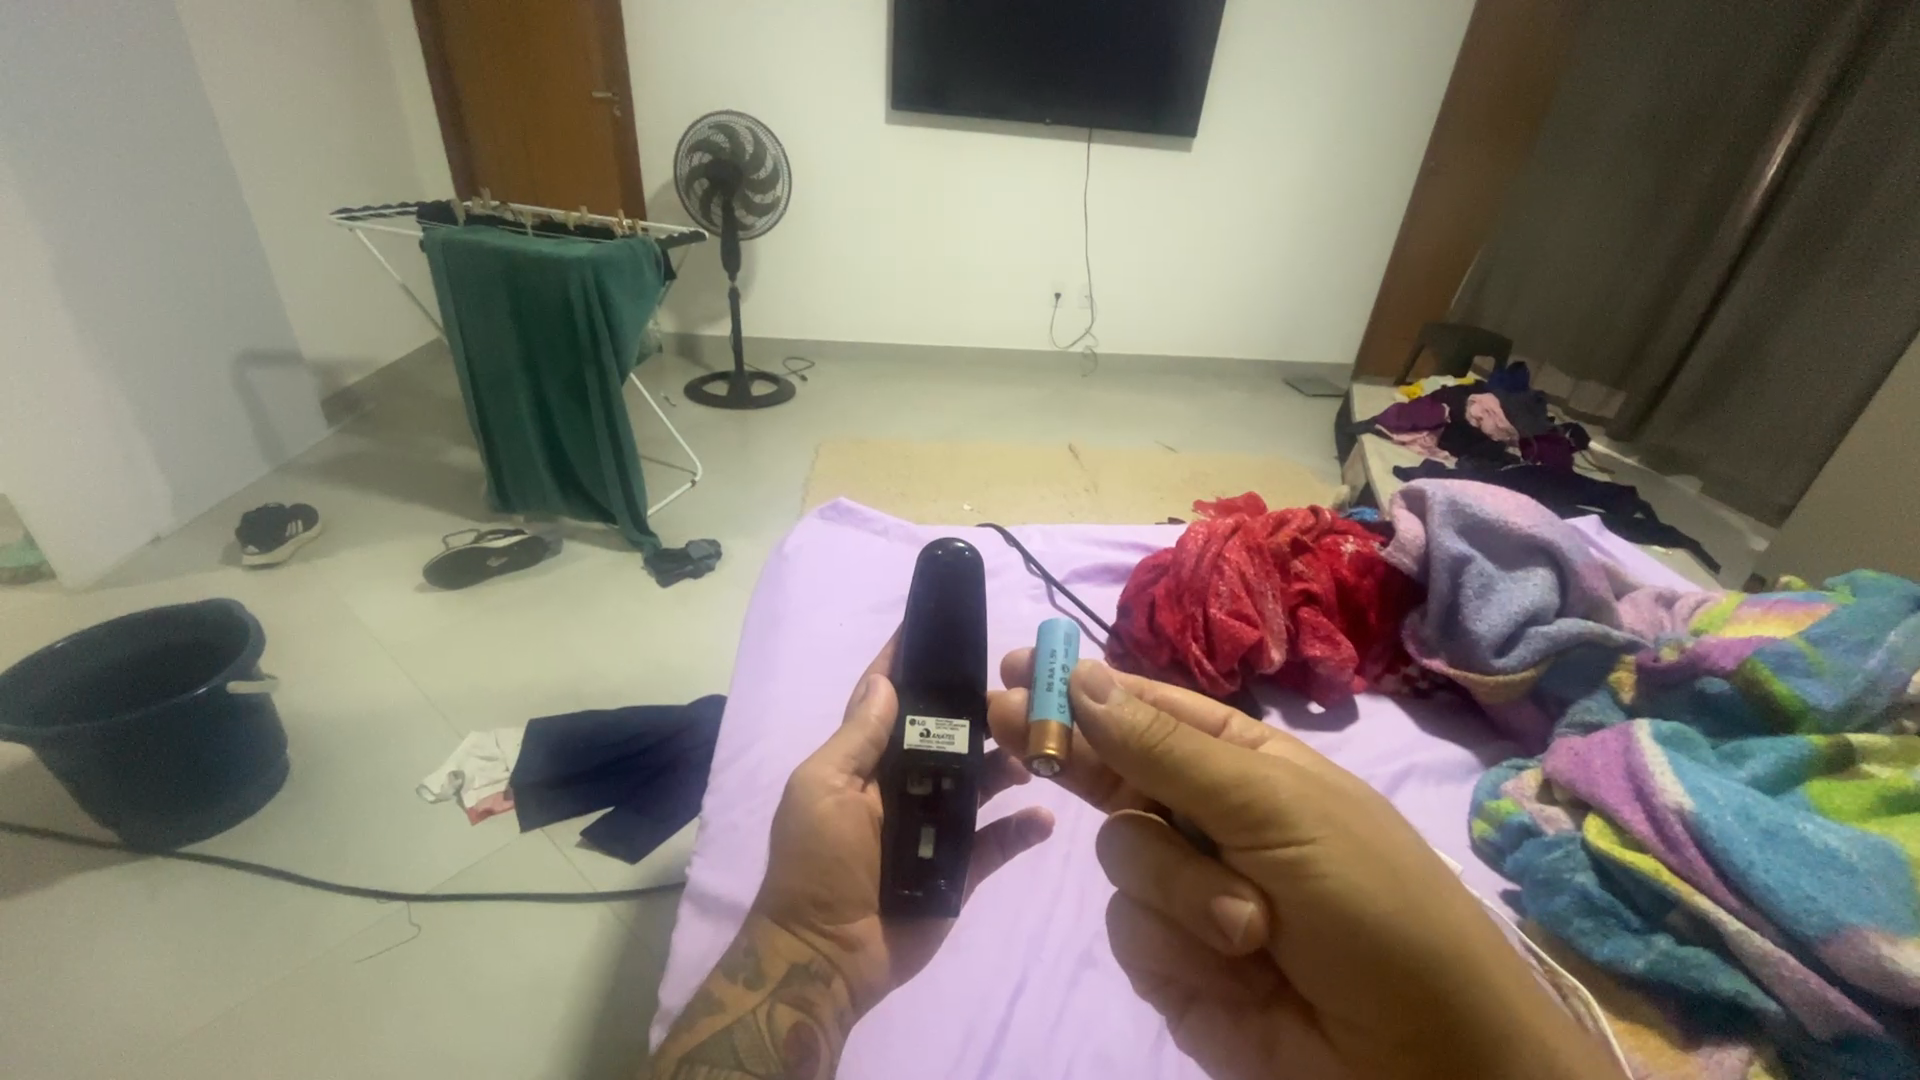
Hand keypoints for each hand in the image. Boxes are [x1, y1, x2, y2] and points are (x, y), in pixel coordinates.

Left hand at [753, 634, 1055, 1014]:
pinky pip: (999, 842)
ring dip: (1010, 764)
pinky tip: (1045, 816)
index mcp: (868, 762)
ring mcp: (936, 826)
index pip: (890, 698)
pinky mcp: (960, 868)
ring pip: (982, 782)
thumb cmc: (817, 863)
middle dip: (979, 713)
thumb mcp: (824, 788)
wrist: (825, 957)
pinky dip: (1023, 828)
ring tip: (1040, 752)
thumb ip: (858, 737)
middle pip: (949, 736)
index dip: (909, 662)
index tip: (938, 624)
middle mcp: (905, 785)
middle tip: (1020, 695)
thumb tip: (885, 679)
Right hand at [986, 651, 1616, 1079]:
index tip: (1020, 665)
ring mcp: (1182, 887)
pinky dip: (1180, 949)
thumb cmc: (1372, 906)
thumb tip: (1084, 676)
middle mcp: (1201, 815)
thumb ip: (1166, 750)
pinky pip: (1130, 929)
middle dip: (1062, 748)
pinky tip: (1238, 970)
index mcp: (1236, 762)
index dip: (1082, 686)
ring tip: (1251, 928)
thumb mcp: (1273, 809)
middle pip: (1109, 770)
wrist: (1424, 1063)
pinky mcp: (1170, 958)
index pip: (1144, 709)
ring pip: (1120, 855)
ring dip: (1178, 888)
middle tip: (1001, 717)